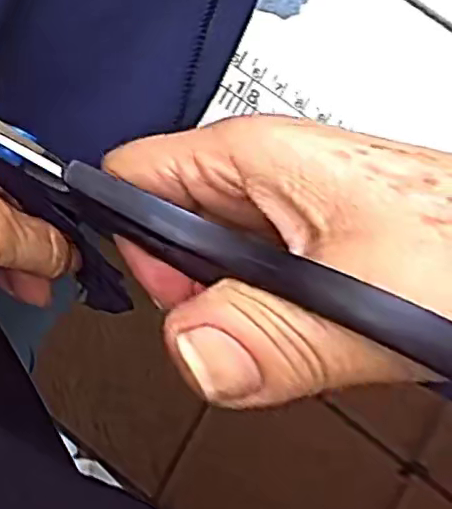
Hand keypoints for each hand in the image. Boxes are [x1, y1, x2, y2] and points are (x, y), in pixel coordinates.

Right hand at [104, 116, 451, 407]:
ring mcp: (305, 200)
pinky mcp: (339, 233)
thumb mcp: (383, 305)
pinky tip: (335, 325)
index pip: (124, 178)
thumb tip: (191, 358)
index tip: (178, 295)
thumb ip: (272, 334)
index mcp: (247, 150)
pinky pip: (272, 265)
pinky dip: (290, 304)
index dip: (134, 238)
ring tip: (308, 326)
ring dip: (248, 297)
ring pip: (221, 247)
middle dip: (197, 279)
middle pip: (167, 216)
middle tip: (247, 321)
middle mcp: (266, 166)